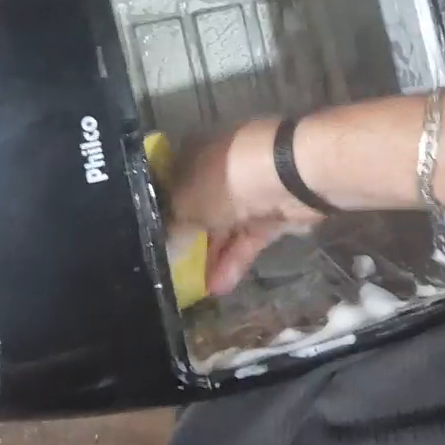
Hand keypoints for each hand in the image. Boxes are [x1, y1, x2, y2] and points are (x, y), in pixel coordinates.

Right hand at [171, 118, 324, 294]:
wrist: (291, 175)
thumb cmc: (226, 178)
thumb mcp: (186, 203)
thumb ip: (174, 226)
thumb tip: (167, 244)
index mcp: (196, 153)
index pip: (173, 183)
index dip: (163, 212)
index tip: (153, 241)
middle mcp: (222, 169)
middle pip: (200, 208)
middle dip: (189, 239)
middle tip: (174, 271)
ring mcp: (250, 191)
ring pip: (226, 227)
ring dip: (212, 257)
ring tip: (196, 291)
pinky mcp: (274, 213)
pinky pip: (249, 238)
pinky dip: (235, 260)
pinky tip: (218, 288)